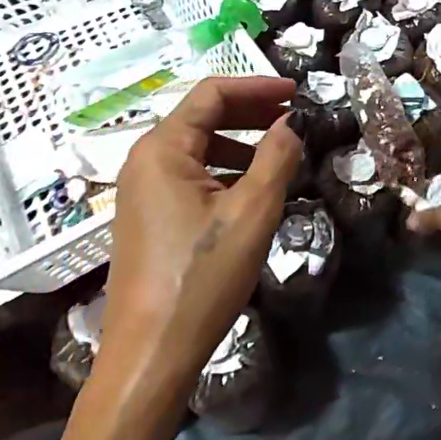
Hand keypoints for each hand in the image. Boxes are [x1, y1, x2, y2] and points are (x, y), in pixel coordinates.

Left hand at [99, 76, 302, 382]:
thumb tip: (295, 120)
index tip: (297, 92)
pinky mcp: (150, 216)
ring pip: (199, 147)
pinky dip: (226, 170)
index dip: (257, 86)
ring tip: (282, 154)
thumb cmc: (203, 275)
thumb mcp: (252, 212)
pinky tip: (254, 189)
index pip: (212, 93)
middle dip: (251, 112)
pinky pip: (191, 175)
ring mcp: (143, 190)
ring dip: (241, 142)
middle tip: (294, 118)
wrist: (151, 352)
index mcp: (162, 149)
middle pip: (202, 116)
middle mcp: (145, 161)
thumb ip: (277, 156)